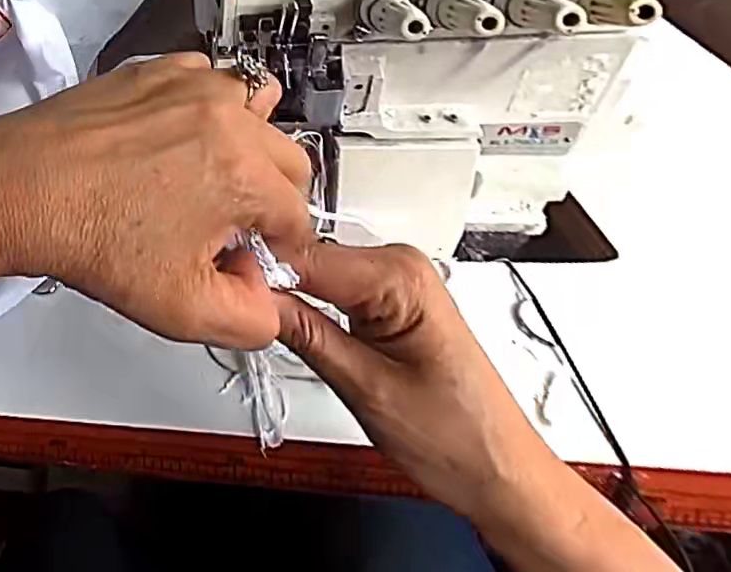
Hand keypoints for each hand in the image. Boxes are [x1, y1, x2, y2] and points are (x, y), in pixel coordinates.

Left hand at [0, 53, 315, 348]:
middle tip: (228, 221)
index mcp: (245, 173)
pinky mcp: (161, 68)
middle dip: (271, 197)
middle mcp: (230, 116)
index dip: (280, 248)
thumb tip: (269, 297)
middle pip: (289, 160)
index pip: (298, 216)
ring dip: (247, 144)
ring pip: (256, 110)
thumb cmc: (93, 240)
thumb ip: (250, 319)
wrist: (20, 185)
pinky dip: (207, 107)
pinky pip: (209, 81)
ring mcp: (194, 82)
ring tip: (207, 172)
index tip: (252, 258)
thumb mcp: (181, 308)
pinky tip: (173, 136)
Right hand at [274, 243, 675, 571]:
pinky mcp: (391, 295)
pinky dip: (310, 299)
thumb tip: (257, 299)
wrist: (505, 475)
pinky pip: (336, 283)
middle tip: (235, 305)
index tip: (225, 284)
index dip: (260, 270)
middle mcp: (402, 264)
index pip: (309, 256)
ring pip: (320, 269)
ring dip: (288, 289)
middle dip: (271, 279)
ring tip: (259, 314)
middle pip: (312, 256)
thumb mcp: (366, 390)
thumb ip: (306, 334)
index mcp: (402, 276)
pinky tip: (291, 314)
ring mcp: (397, 277)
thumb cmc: (462, 440)